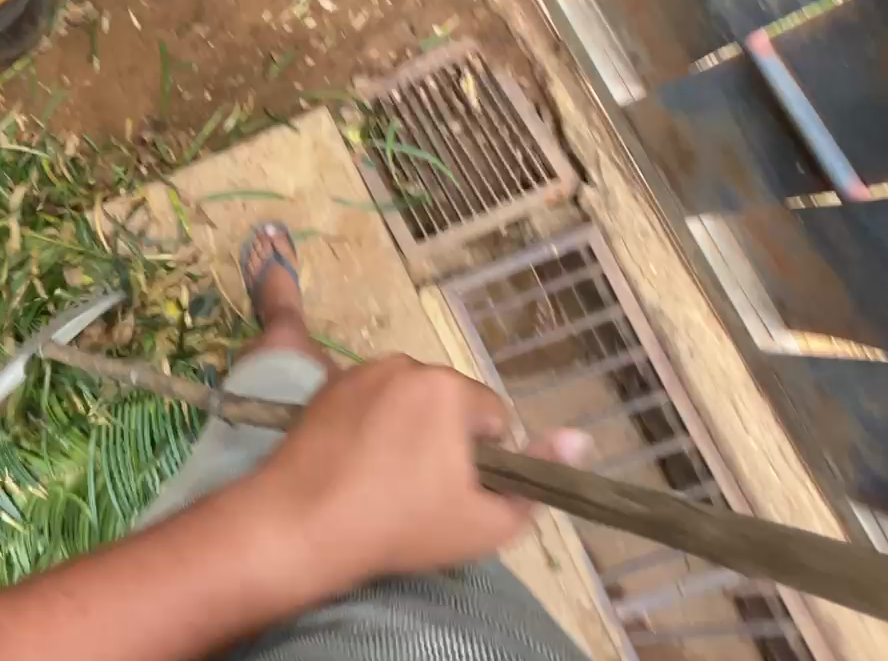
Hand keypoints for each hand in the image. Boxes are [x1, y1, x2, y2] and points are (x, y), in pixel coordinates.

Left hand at [237, 356, 590, 586]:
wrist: (306, 518)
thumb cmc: (403, 522)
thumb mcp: (487, 519)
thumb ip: (537, 476)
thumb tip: (581, 435)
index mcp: (449, 388)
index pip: (494, 415)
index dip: (484, 456)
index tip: (458, 486)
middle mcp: (404, 364)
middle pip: (447, 402)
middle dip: (445, 436)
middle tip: (420, 484)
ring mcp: (359, 370)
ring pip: (406, 399)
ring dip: (407, 426)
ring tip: (384, 474)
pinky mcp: (326, 385)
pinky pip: (368, 399)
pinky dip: (370, 421)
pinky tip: (355, 460)